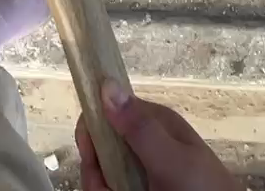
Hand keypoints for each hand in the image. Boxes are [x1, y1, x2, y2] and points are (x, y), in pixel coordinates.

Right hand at [77, 80, 240, 190]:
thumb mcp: (174, 161)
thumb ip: (140, 128)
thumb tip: (106, 83)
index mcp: (153, 122)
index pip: (106, 110)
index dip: (91, 130)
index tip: (90, 154)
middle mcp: (144, 142)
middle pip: (99, 146)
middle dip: (96, 170)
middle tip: (109, 190)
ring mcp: (142, 170)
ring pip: (102, 172)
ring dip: (101, 187)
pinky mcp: (140, 188)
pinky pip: (111, 187)